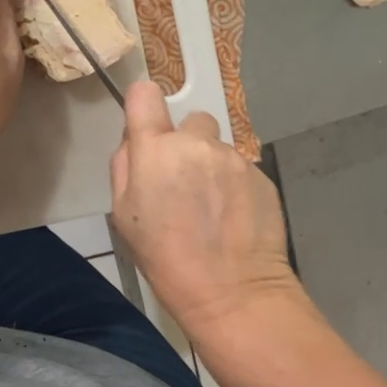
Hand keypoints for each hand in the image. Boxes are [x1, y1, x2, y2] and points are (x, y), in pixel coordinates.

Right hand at [110, 81, 304, 333]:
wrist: (231, 291)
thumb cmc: (163, 255)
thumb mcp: (122, 213)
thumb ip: (125, 166)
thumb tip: (136, 142)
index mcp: (155, 149)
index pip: (145, 94)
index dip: (143, 106)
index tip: (146, 127)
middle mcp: (197, 143)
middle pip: (189, 123)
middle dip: (183, 144)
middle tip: (182, 184)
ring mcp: (234, 158)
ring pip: (216, 147)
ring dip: (210, 166)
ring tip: (210, 207)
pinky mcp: (263, 176)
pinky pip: (240, 168)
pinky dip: (233, 185)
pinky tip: (231, 217)